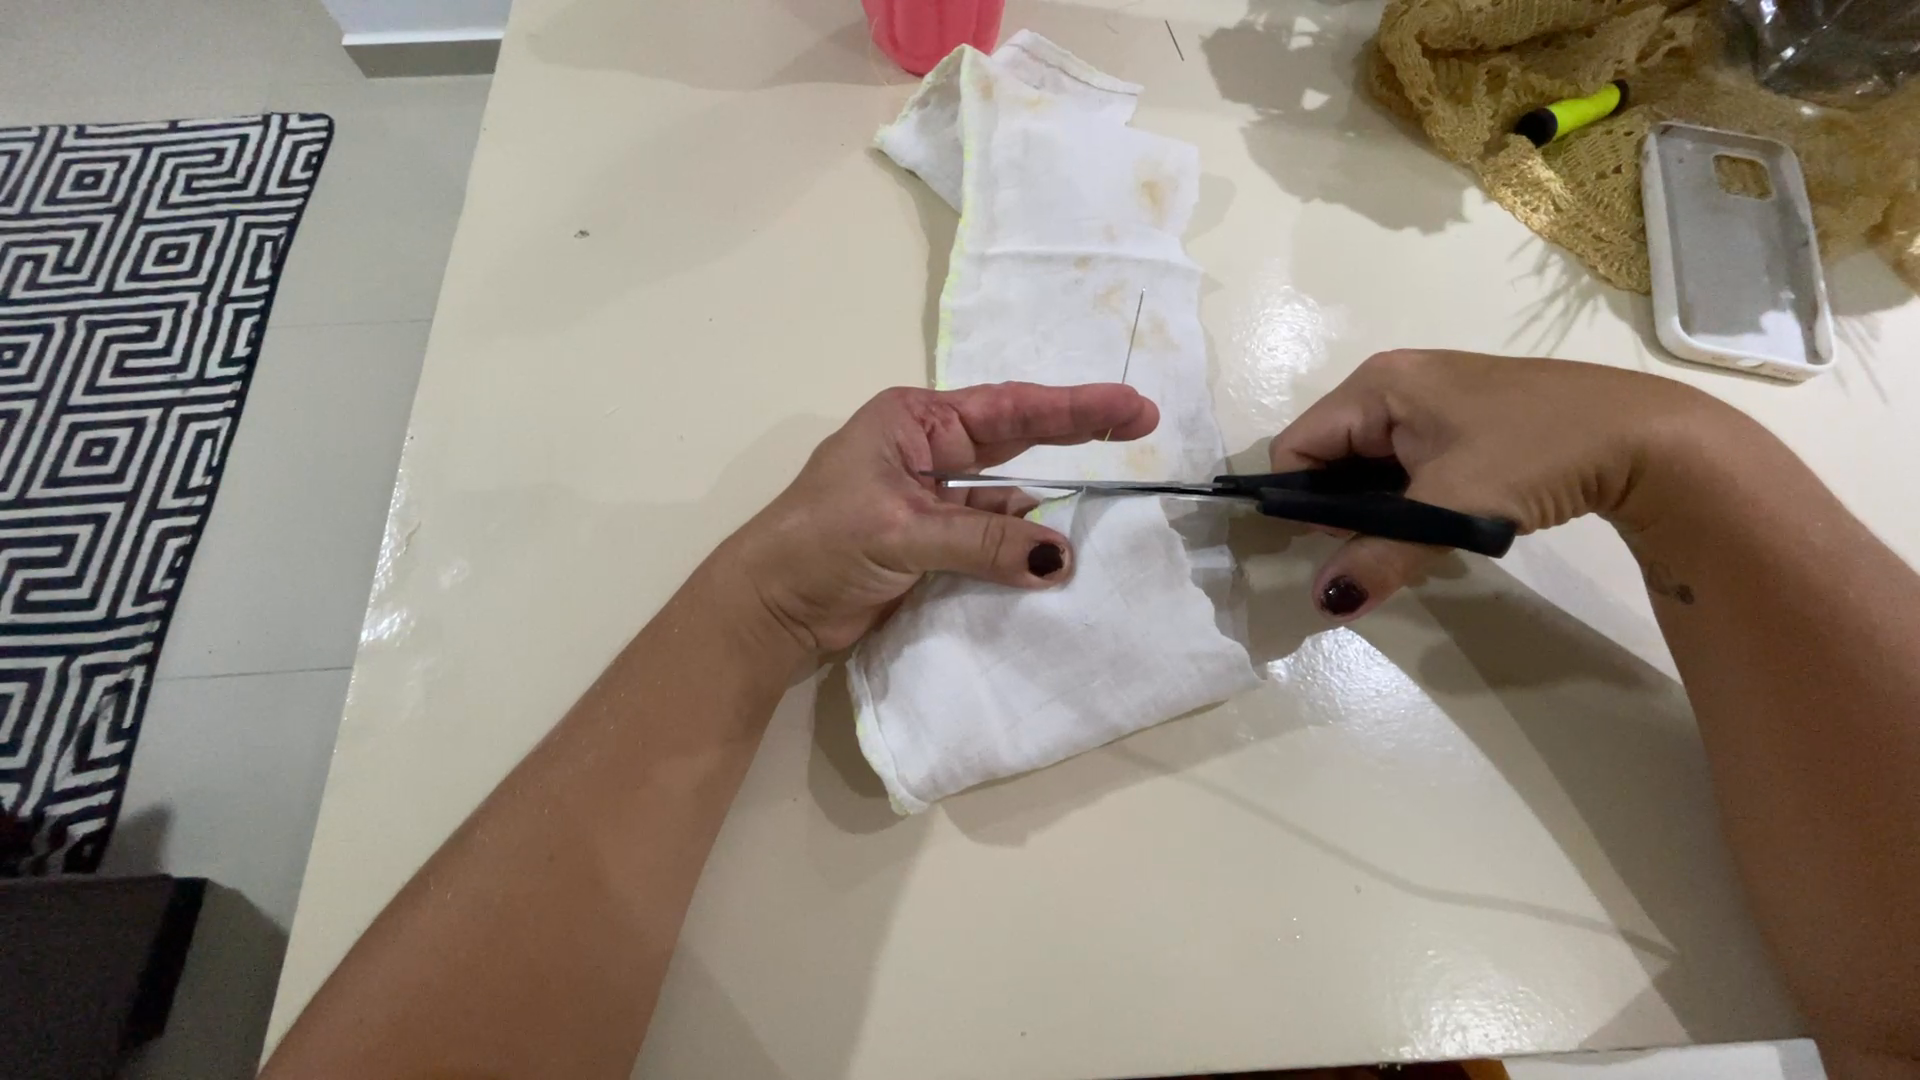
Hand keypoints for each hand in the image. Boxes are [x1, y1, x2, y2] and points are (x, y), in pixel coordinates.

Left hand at [723, 382, 1158, 651]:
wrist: (772, 608)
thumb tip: (1061, 559)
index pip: (1008, 409)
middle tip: (1142, 425)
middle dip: (1075, 434)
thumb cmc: (821, 544)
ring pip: (1005, 498)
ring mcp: (932, 501)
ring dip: (1045, 510)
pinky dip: (1020, 549)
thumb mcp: (902, 531)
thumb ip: (983, 542)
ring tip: (1103, 512)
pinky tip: (1053, 557)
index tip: (1132, 407)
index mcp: (914, 423)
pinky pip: (991, 539)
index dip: (1074, 408)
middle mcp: (927, 453)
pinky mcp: (933, 545)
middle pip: (1016, 440)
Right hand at [1269, 349, 1729, 619]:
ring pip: (1363, 462)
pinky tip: (1443, 509)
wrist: (1655, 440)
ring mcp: (1426, 395)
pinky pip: (1398, 459)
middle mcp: (1391, 381)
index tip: (1344, 538)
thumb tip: (1323, 604)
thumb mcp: (1451, 509)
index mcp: (1376, 385)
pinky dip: (1406, 493)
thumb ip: (1377, 556)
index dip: (1304, 500)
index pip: (1296, 448)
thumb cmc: (1540, 454)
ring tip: (1422, 526)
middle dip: (1343, 506)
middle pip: (1326, 455)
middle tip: (1388, 538)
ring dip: (1377, 504)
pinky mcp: (1456, 415)